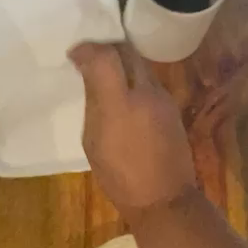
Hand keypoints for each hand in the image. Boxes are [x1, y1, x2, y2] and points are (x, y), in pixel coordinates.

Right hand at [70, 43, 198, 218]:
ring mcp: (162, 98)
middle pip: (126, 51)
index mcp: (119, 104)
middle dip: (106, 49)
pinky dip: (133, 80)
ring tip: (105, 78)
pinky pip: (149, 82)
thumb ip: (94, 104)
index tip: (74, 55)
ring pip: (140, 65)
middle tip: (90, 58)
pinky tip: (125, 97)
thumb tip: (90, 78)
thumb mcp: (93, 141)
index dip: (87, 49)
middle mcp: (144, 93)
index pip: (104, 56)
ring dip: (121, 64)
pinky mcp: (172, 107)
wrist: (164, 199)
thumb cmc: (119, 177)